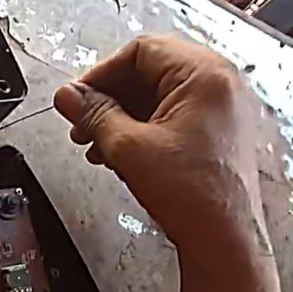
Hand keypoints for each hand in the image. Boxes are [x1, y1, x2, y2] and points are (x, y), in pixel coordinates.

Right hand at [54, 35, 265, 267]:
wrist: (224, 240)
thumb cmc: (194, 195)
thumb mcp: (128, 148)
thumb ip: (93, 115)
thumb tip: (68, 96)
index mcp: (204, 75)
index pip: (141, 51)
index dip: (100, 74)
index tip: (77, 97)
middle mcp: (218, 84)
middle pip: (148, 72)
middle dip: (109, 98)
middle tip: (82, 122)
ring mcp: (219, 109)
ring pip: (156, 96)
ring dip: (120, 116)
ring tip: (95, 143)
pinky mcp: (215, 132)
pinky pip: (170, 116)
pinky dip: (140, 129)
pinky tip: (117, 153)